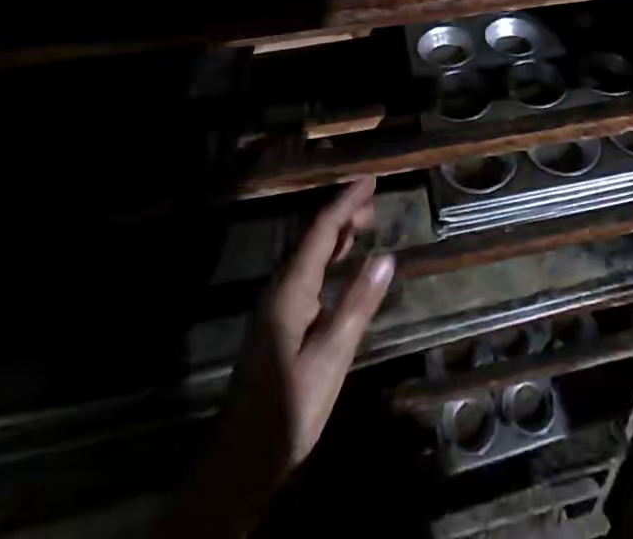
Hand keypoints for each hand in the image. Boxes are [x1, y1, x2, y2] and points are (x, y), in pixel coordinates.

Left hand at [165, 178, 395, 536]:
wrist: (247, 452)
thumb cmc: (293, 403)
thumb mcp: (333, 354)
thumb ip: (358, 303)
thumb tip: (386, 257)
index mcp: (290, 290)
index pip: (320, 232)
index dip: (345, 203)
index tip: (370, 180)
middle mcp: (279, 289)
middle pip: (311, 238)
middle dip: (341, 213)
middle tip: (374, 200)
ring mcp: (276, 305)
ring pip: (307, 255)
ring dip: (335, 234)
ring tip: (365, 221)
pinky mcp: (279, 321)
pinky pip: (305, 273)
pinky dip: (328, 257)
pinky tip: (343, 264)